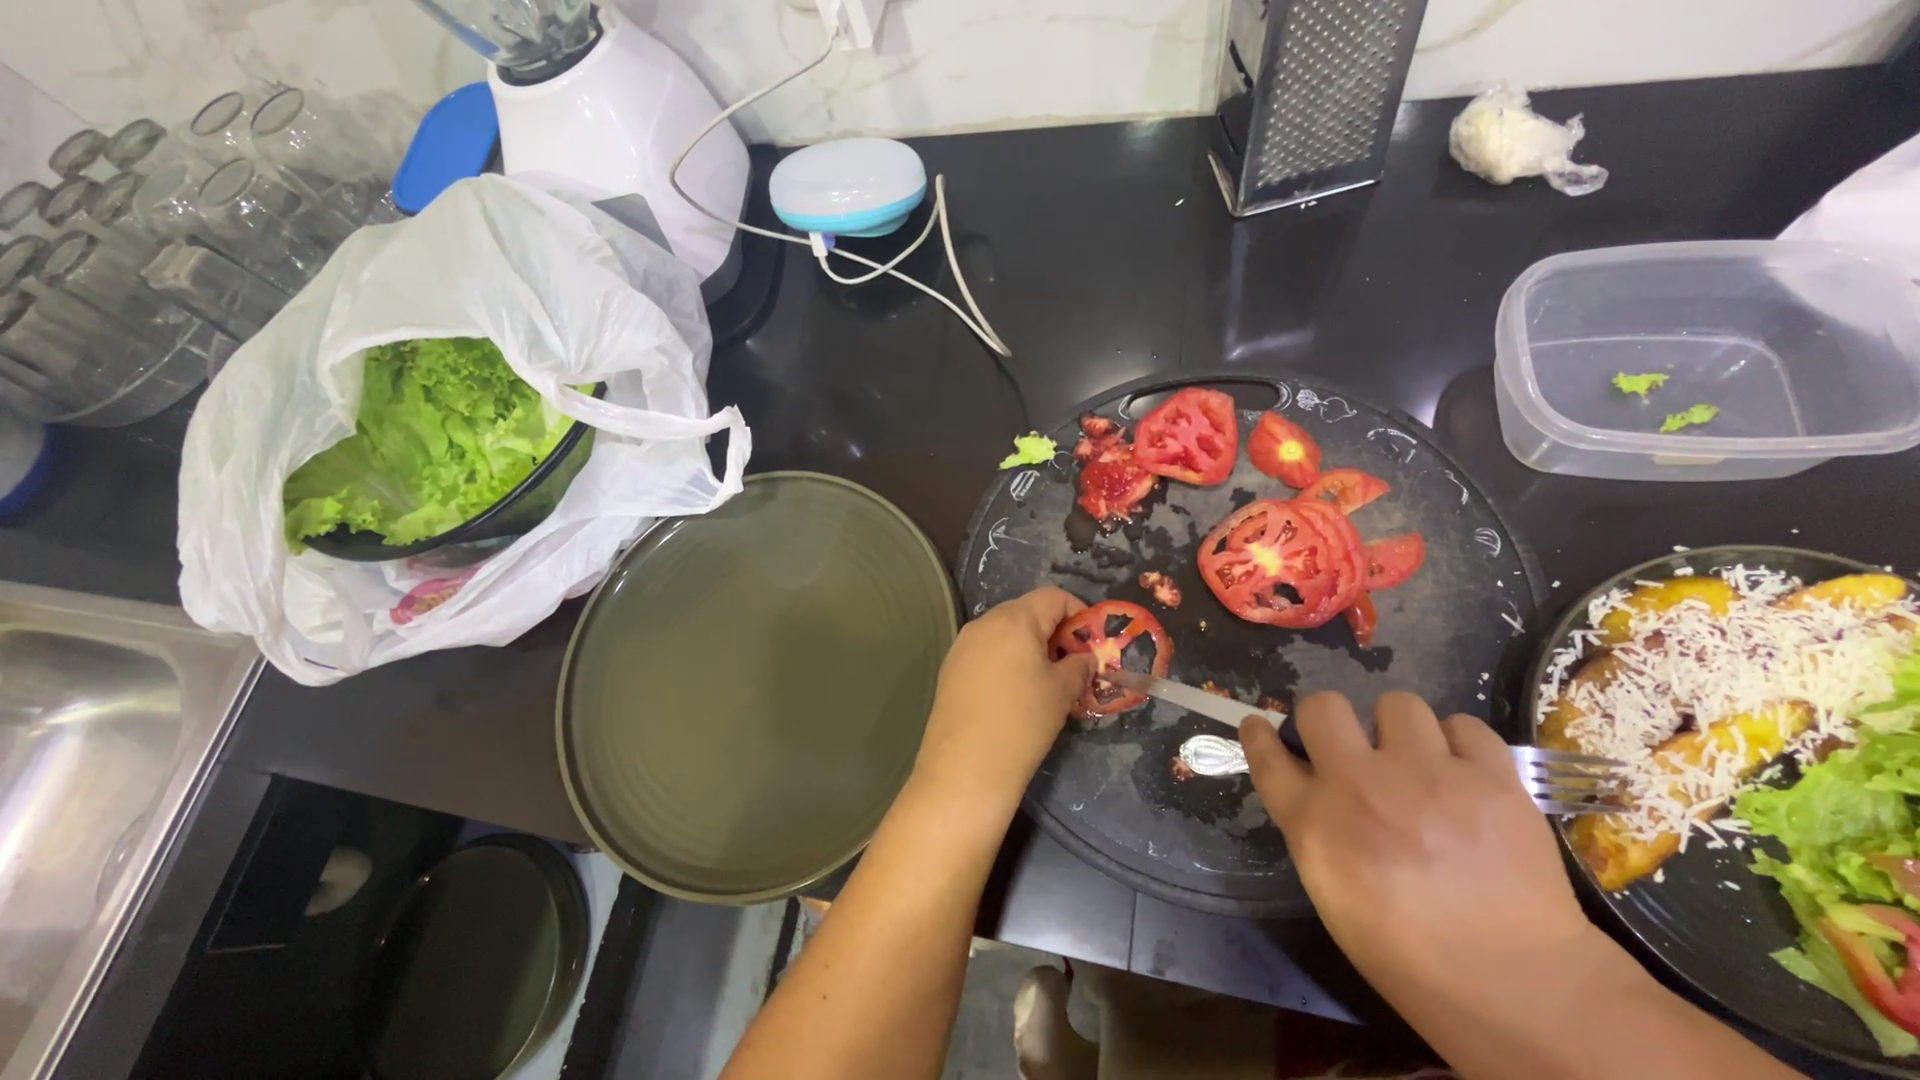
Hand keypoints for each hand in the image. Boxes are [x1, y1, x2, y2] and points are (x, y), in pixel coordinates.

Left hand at [912, 587, 1097, 813]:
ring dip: (1030, 647)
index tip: (1093, 642)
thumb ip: (1079, 666)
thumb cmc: (1022, 722)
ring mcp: (962, 646)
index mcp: (1013, 619)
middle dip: (1055, 631)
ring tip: (1047, 682)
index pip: (1053, 596)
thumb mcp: (1062, 692)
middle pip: (1027, 611)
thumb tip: (1086, 657)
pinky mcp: (950, 670)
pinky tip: (1016, 694)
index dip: (1079, 613)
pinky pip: (986, 652)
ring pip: (1005, 633)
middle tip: (1074, 664)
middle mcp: (983, 624)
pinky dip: (1007, 661)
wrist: (965, 768)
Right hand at [1239, 691, 1602, 1015]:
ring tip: (1420, 760)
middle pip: (1321, 707)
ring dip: (1400, 729)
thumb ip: (1317, 831)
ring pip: (1397, 703)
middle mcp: (1361, 785)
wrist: (1510, 980)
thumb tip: (1318, 792)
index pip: (1268, 758)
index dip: (1259, 736)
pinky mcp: (1490, 775)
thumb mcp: (1332, 893)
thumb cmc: (1407, 954)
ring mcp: (1427, 774)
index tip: (1260, 725)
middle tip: (1351, 746)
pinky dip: (1459, 742)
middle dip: (1328, 719)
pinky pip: (1464, 724)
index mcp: (1315, 823)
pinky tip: (1465, 772)